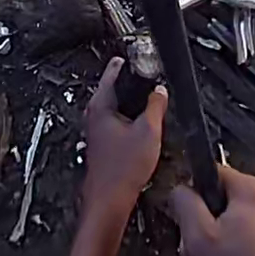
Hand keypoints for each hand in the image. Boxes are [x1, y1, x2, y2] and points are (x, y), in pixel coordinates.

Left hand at [80, 58, 165, 220]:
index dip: (128, 63)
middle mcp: (94, 113)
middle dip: (133, 84)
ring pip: (116, 105)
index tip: (139, 57)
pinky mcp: (102, 139)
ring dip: (132, 103)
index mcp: (100, 105)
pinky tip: (142, 126)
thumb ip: (155, 106)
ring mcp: (96, 127)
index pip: (112, 72)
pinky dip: (129, 117)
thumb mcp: (149, 131)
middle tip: (149, 80)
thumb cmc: (122, 169)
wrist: (110, 198)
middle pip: (114, 87)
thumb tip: (160, 91)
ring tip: (150, 103)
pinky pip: (116, 119)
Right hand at [168, 164, 254, 255]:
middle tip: (192, 255)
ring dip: (209, 248)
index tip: (185, 222)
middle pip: (215, 203)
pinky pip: (240, 240)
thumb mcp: (198, 234)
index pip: (208, 173)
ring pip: (225, 225)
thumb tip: (180, 190)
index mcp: (249, 188)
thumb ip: (183, 202)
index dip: (191, 197)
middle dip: (198, 231)